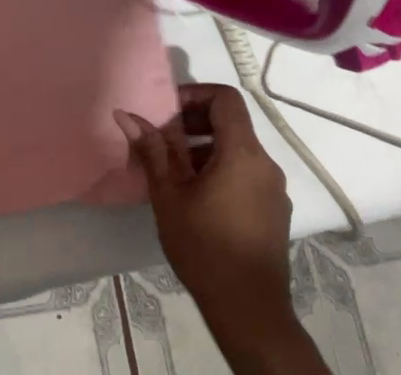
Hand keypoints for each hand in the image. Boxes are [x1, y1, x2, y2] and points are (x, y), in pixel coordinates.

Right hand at [118, 85, 292, 312]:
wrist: (248, 308)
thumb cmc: (204, 245)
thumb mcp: (168, 194)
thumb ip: (151, 150)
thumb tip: (126, 115)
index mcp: (242, 154)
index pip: (226, 98)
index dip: (195, 93)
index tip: (166, 110)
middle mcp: (266, 165)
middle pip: (231, 123)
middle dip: (193, 122)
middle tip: (160, 139)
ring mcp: (274, 189)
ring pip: (237, 149)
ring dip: (203, 148)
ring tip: (171, 170)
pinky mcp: (274, 210)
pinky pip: (246, 173)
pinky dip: (219, 169)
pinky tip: (194, 195)